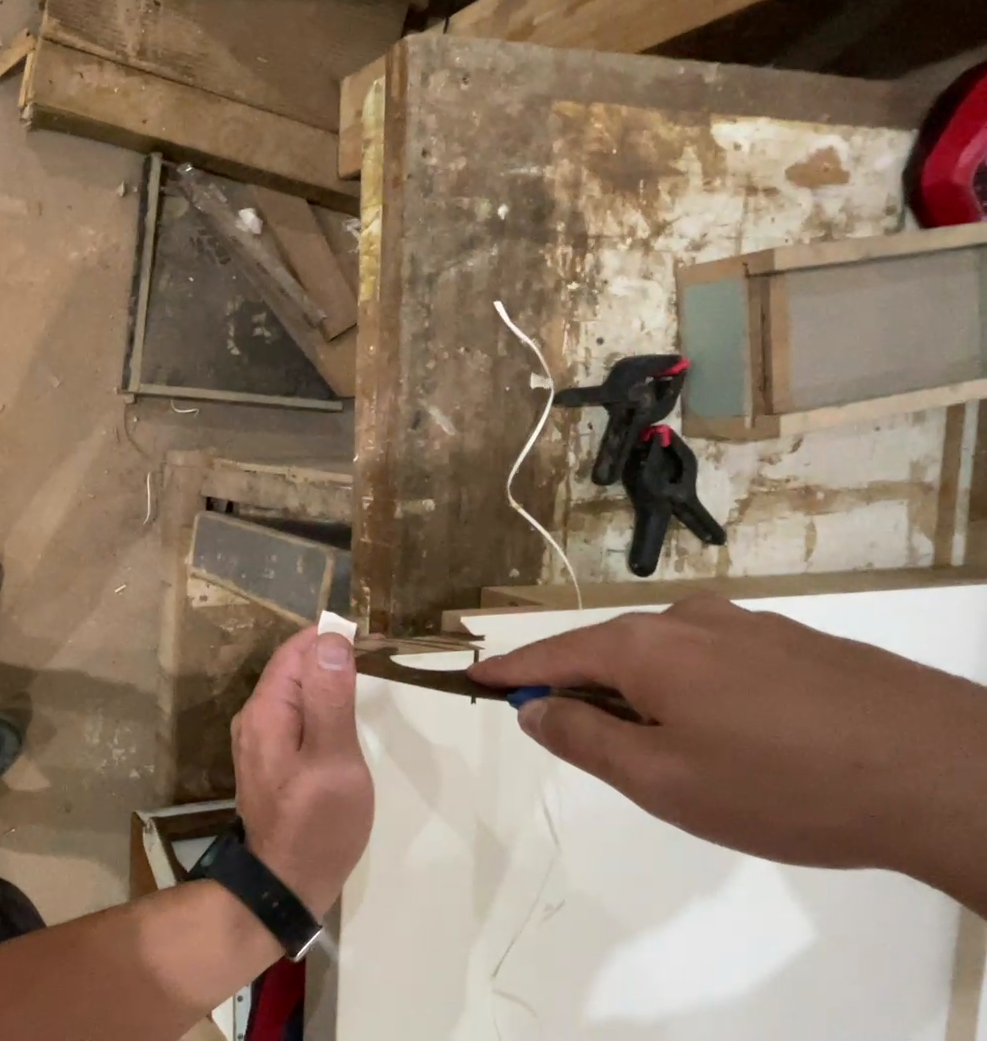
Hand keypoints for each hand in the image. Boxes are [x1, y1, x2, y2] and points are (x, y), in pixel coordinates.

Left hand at [231, 627, 373, 914]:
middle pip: (292, 669)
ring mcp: (258, 738)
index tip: (370, 637)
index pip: (295, 652)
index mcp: (266, 709)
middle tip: (376, 656)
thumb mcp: (332, 759)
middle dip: (329, 657)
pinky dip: (319, 706)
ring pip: (293, 692)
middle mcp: (254, 717)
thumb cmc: (315, 824)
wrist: (285, 883)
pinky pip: (293, 716)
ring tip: (366, 680)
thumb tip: (331, 642)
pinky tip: (341, 715)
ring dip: (325, 681)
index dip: (329, 638)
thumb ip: (330, 700)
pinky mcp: (269, 758)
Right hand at [469, 596, 986, 887]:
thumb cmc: (788, 786)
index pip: (549, 656)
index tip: (469, 677)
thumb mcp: (663, 781)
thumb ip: (583, 739)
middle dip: (582, 690)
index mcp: (642, 648)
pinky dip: (695, 690)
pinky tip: (734, 735)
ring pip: (665, 656)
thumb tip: (533, 709)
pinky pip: (717, 661)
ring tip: (669, 750)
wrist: (968, 780)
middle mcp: (687, 621)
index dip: (506, 672)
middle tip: (581, 739)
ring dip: (643, 693)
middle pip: (606, 652)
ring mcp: (751, 626)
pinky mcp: (803, 644)